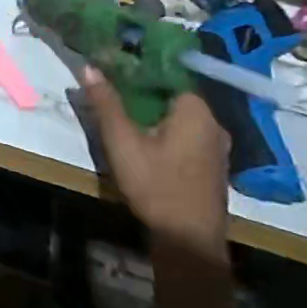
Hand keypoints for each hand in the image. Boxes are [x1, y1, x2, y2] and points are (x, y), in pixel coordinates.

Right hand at [78, 69, 229, 254]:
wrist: (189, 241)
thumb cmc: (156, 184)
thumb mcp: (122, 142)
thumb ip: (106, 103)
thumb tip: (89, 67)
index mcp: (195, 109)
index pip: (166, 73)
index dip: (138, 67)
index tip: (113, 66)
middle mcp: (213, 122)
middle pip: (173, 95)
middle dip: (143, 91)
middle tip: (112, 90)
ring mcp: (217, 146)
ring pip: (180, 117)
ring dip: (154, 113)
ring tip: (124, 113)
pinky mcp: (212, 165)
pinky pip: (187, 135)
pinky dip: (166, 131)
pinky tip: (146, 140)